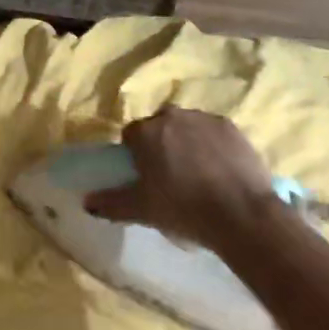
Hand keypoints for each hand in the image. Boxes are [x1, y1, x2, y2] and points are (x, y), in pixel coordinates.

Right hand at [83, 105, 278, 247]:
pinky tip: (222, 172)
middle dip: (162, 146)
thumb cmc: (184, 209)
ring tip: (200, 177)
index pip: (131, 137)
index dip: (137, 156)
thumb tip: (86, 202)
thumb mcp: (143, 210)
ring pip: (187, 127)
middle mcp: (171, 116)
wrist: (242, 214)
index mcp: (146, 132)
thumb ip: (112, 202)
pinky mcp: (230, 126)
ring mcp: (203, 118)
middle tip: (173, 179)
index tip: (147, 178)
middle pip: (159, 128)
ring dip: (188, 144)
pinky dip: (214, 146)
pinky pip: (214, 133)